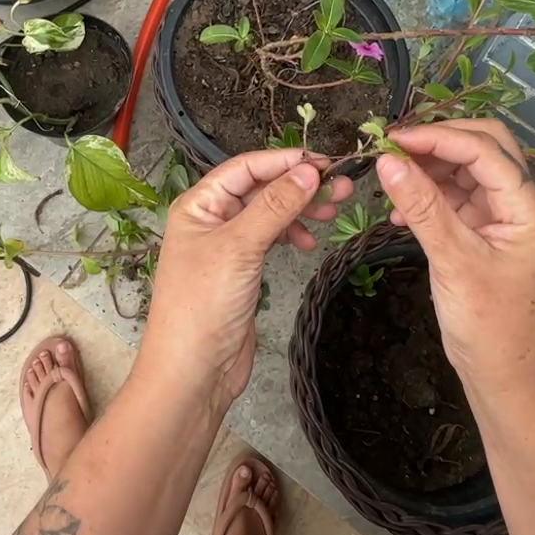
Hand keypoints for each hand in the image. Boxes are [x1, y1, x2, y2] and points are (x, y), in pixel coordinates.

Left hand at [137, 149, 352, 412]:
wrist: (192, 373)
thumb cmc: (202, 305)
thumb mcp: (240, 248)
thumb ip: (275, 206)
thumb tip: (309, 171)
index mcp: (199, 204)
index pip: (246, 167)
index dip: (285, 161)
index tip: (325, 162)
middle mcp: (211, 218)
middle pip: (261, 188)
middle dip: (299, 185)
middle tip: (342, 188)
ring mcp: (226, 245)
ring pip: (269, 213)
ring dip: (300, 209)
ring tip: (334, 212)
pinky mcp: (240, 269)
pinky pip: (270, 238)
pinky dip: (291, 235)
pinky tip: (309, 243)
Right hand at [375, 119, 534, 399]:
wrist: (507, 380)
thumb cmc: (491, 326)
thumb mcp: (453, 262)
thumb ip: (422, 207)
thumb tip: (387, 160)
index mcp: (528, 208)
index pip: (485, 150)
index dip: (438, 137)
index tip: (393, 140)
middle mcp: (518, 204)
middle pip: (483, 147)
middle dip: (438, 141)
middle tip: (394, 146)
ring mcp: (500, 218)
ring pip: (465, 169)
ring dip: (429, 167)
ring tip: (391, 177)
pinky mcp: (482, 232)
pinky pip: (454, 197)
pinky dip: (427, 195)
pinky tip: (399, 212)